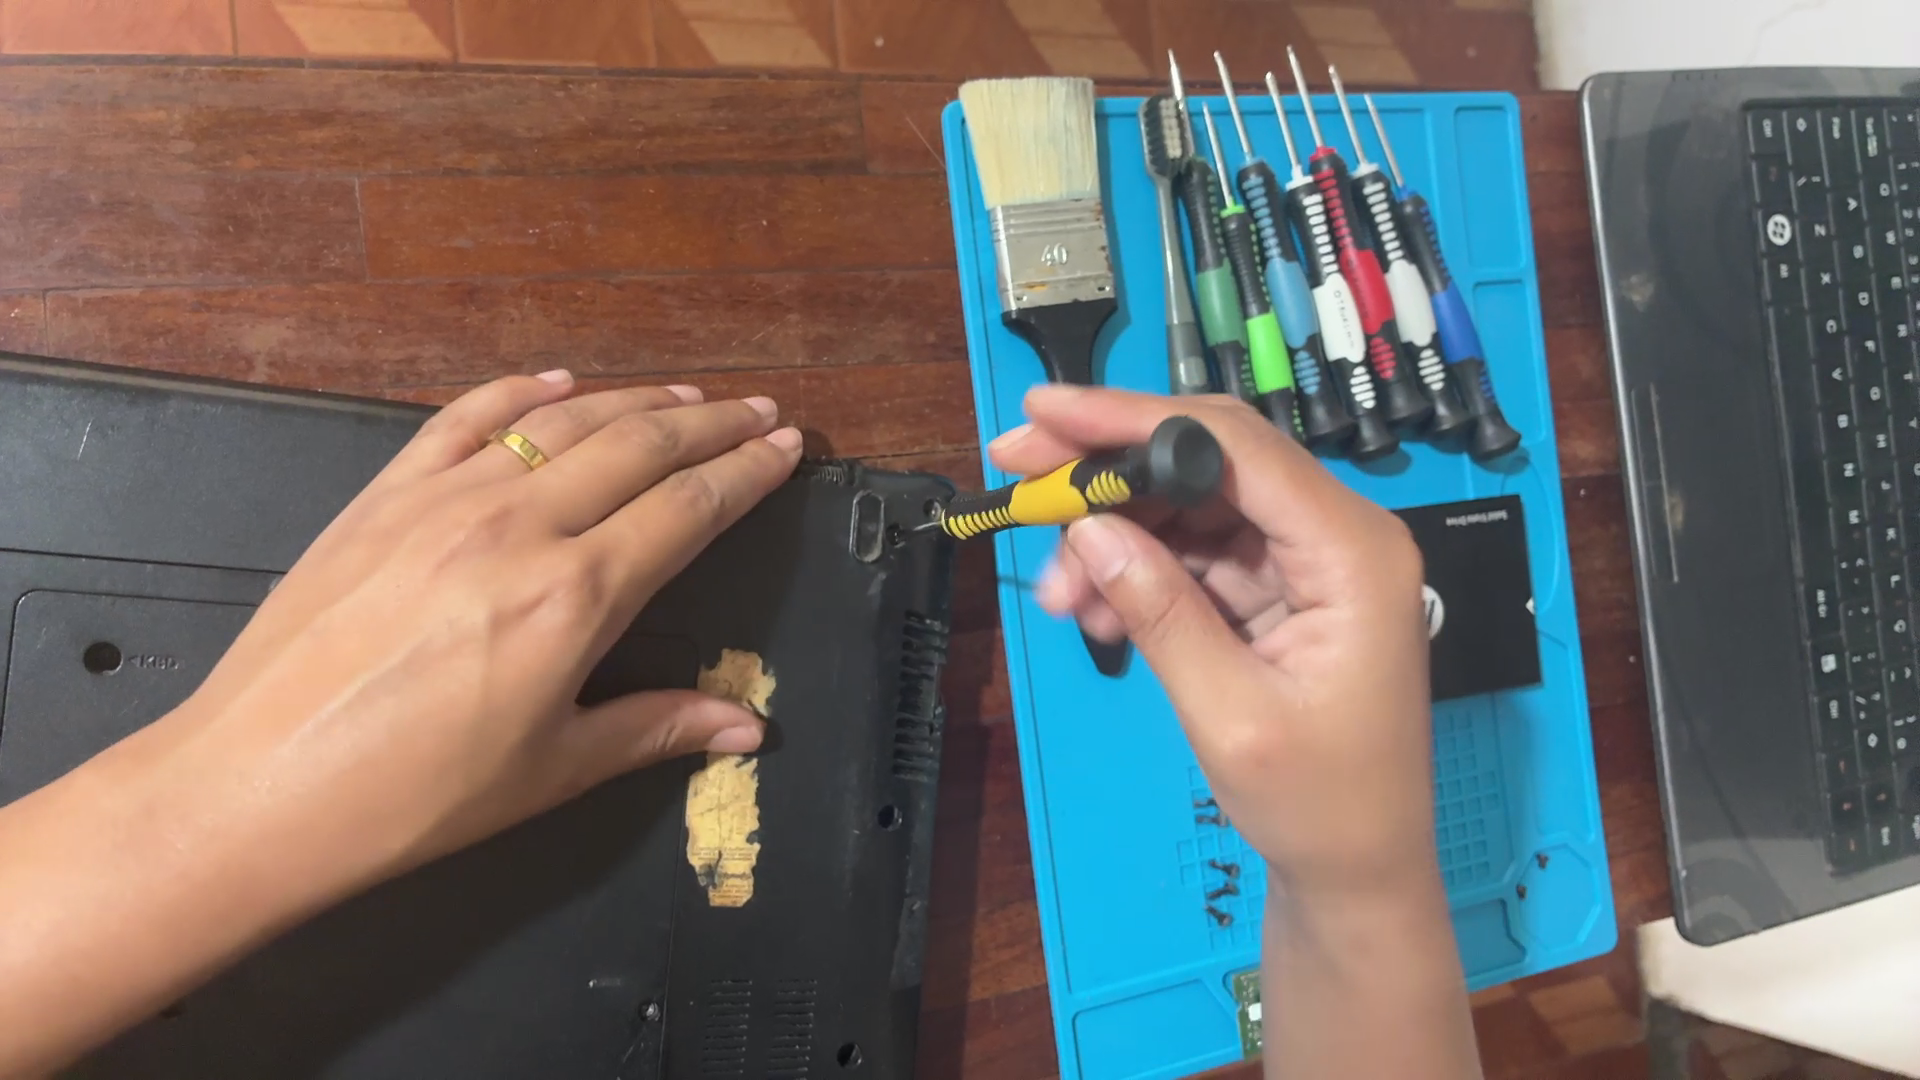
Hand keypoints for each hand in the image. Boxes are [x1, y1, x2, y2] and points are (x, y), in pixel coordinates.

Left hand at [103, 371, 802, 904]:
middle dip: (715, 425)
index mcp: (576, 596)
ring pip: (566, 422)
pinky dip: (521, 391)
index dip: (748, 473)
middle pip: (642, 448)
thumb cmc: (419, 796)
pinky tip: (561, 380)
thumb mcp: (557, 767)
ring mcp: (447, 501)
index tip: (787, 448)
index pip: (690, 509)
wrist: (242, 796)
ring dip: (640, 400)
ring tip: (691, 395)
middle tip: (760, 410)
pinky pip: (466, 420)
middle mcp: (521, 528)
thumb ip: (663, 726)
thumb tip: (752, 731)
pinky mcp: (385, 495)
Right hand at [990, 385, 1435, 898]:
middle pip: (1203, 459)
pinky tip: (1093, 609)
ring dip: (1109, 533)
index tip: (1043, 413)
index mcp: (1349, 549)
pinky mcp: (1266, 581)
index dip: (1131, 418)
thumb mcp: (1229, 712)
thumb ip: (1159, 611)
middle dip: (1106, 462)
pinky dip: (1131, 570)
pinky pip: (1184, 551)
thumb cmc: (1314, 802)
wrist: (1353, 866)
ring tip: (1058, 593)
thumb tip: (1086, 527)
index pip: (1231, 446)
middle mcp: (1328, 531)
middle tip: (1019, 466)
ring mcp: (1295, 555)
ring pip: (1182, 504)